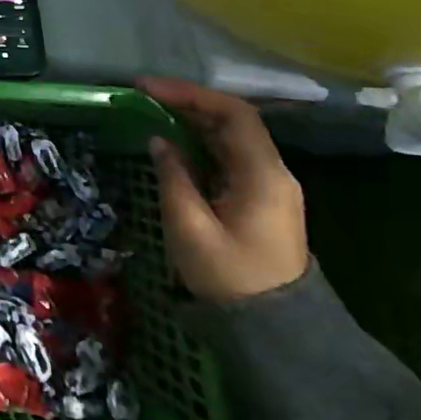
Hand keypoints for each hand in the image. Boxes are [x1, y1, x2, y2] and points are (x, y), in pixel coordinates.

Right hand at [140, 77, 308, 301]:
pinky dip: (202, 142)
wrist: (275, 331)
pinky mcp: (260, 199)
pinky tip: (175, 142)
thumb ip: (174, 176)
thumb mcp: (190, 227)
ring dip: (194, 120)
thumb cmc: (230, 277)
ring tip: (154, 111)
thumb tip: (160, 140)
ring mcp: (269, 186)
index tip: (150, 88)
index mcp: (263, 174)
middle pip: (233, 121)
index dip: (191, 93)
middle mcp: (273, 172)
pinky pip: (230, 157)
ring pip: (232, 137)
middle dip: (189, 102)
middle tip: (145, 95)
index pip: (233, 114)